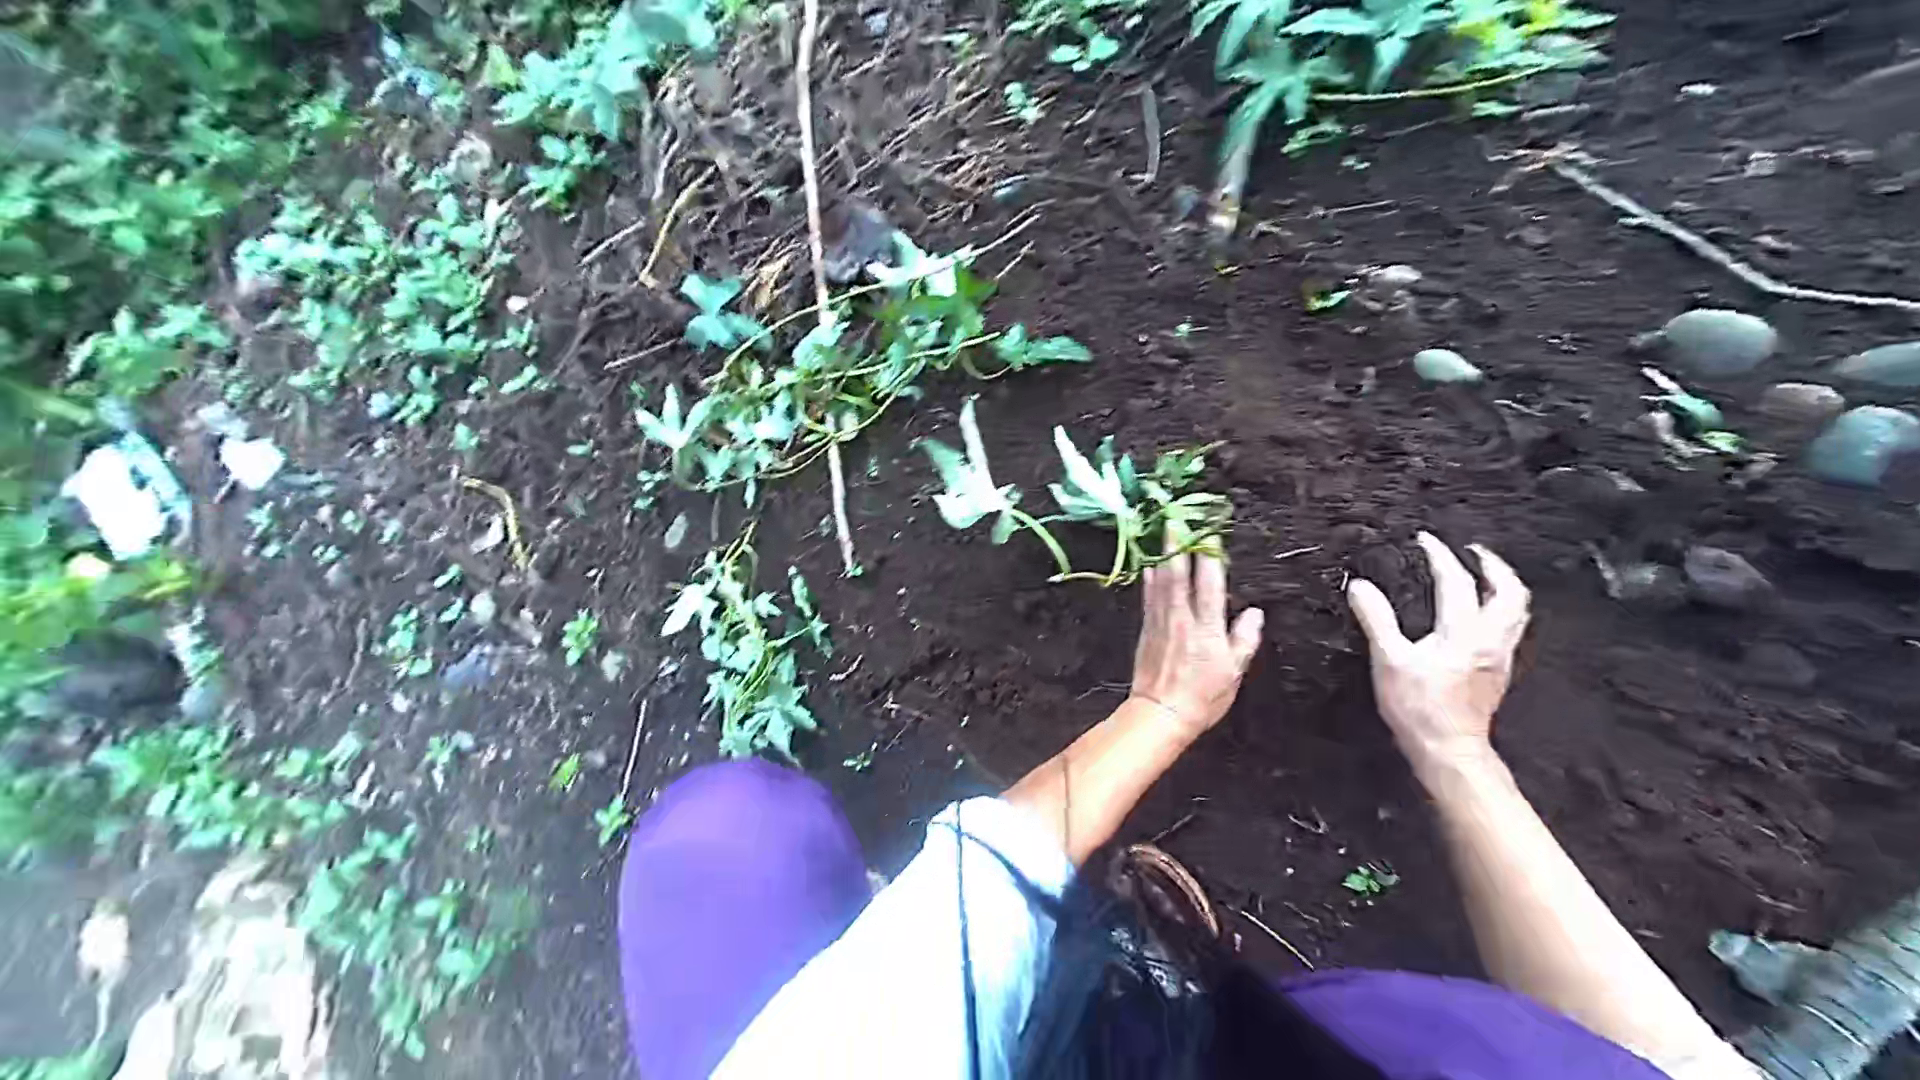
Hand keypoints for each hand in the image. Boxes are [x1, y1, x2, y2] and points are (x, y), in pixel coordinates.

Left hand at [1130, 551, 1264, 738]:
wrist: (1160, 713)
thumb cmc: (1202, 697)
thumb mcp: (1233, 671)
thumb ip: (1243, 639)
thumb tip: (1254, 613)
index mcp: (1207, 628)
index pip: (1210, 585)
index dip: (1210, 559)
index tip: (1210, 536)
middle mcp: (1182, 619)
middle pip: (1179, 575)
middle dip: (1178, 546)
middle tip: (1176, 519)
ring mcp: (1161, 623)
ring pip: (1161, 582)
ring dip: (1163, 556)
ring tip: (1163, 533)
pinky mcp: (1146, 630)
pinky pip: (1148, 598)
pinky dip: (1149, 580)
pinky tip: (1149, 567)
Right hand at [1346, 533, 1530, 780]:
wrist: (1449, 747)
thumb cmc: (1420, 708)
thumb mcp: (1389, 659)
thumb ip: (1376, 619)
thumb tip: (1361, 587)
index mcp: (1463, 633)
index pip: (1456, 581)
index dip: (1439, 556)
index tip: (1426, 541)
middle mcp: (1490, 640)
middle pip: (1508, 592)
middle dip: (1491, 566)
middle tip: (1473, 551)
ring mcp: (1498, 656)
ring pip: (1516, 611)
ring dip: (1502, 586)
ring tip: (1484, 575)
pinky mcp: (1497, 671)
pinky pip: (1510, 629)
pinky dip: (1501, 610)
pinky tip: (1483, 614)